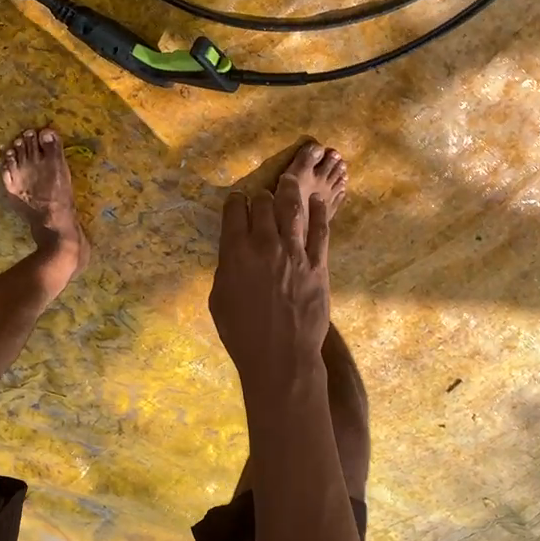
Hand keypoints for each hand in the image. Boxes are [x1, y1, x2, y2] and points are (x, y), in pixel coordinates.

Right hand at [209, 173, 331, 396]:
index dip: (235, 201)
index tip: (237, 202)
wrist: (281, 358)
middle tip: (262, 199)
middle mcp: (265, 244)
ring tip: (288, 183)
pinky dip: (318, 211)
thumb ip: (226, 267)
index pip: (235, 210)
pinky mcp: (319, 263)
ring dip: (288, 192)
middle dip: (261, 197)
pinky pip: (320, 229)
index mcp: (236, 252)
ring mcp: (295, 252)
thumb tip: (235, 251)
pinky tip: (316, 201)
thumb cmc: (243, 334)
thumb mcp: (219, 299)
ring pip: (291, 208)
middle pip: (264, 204)